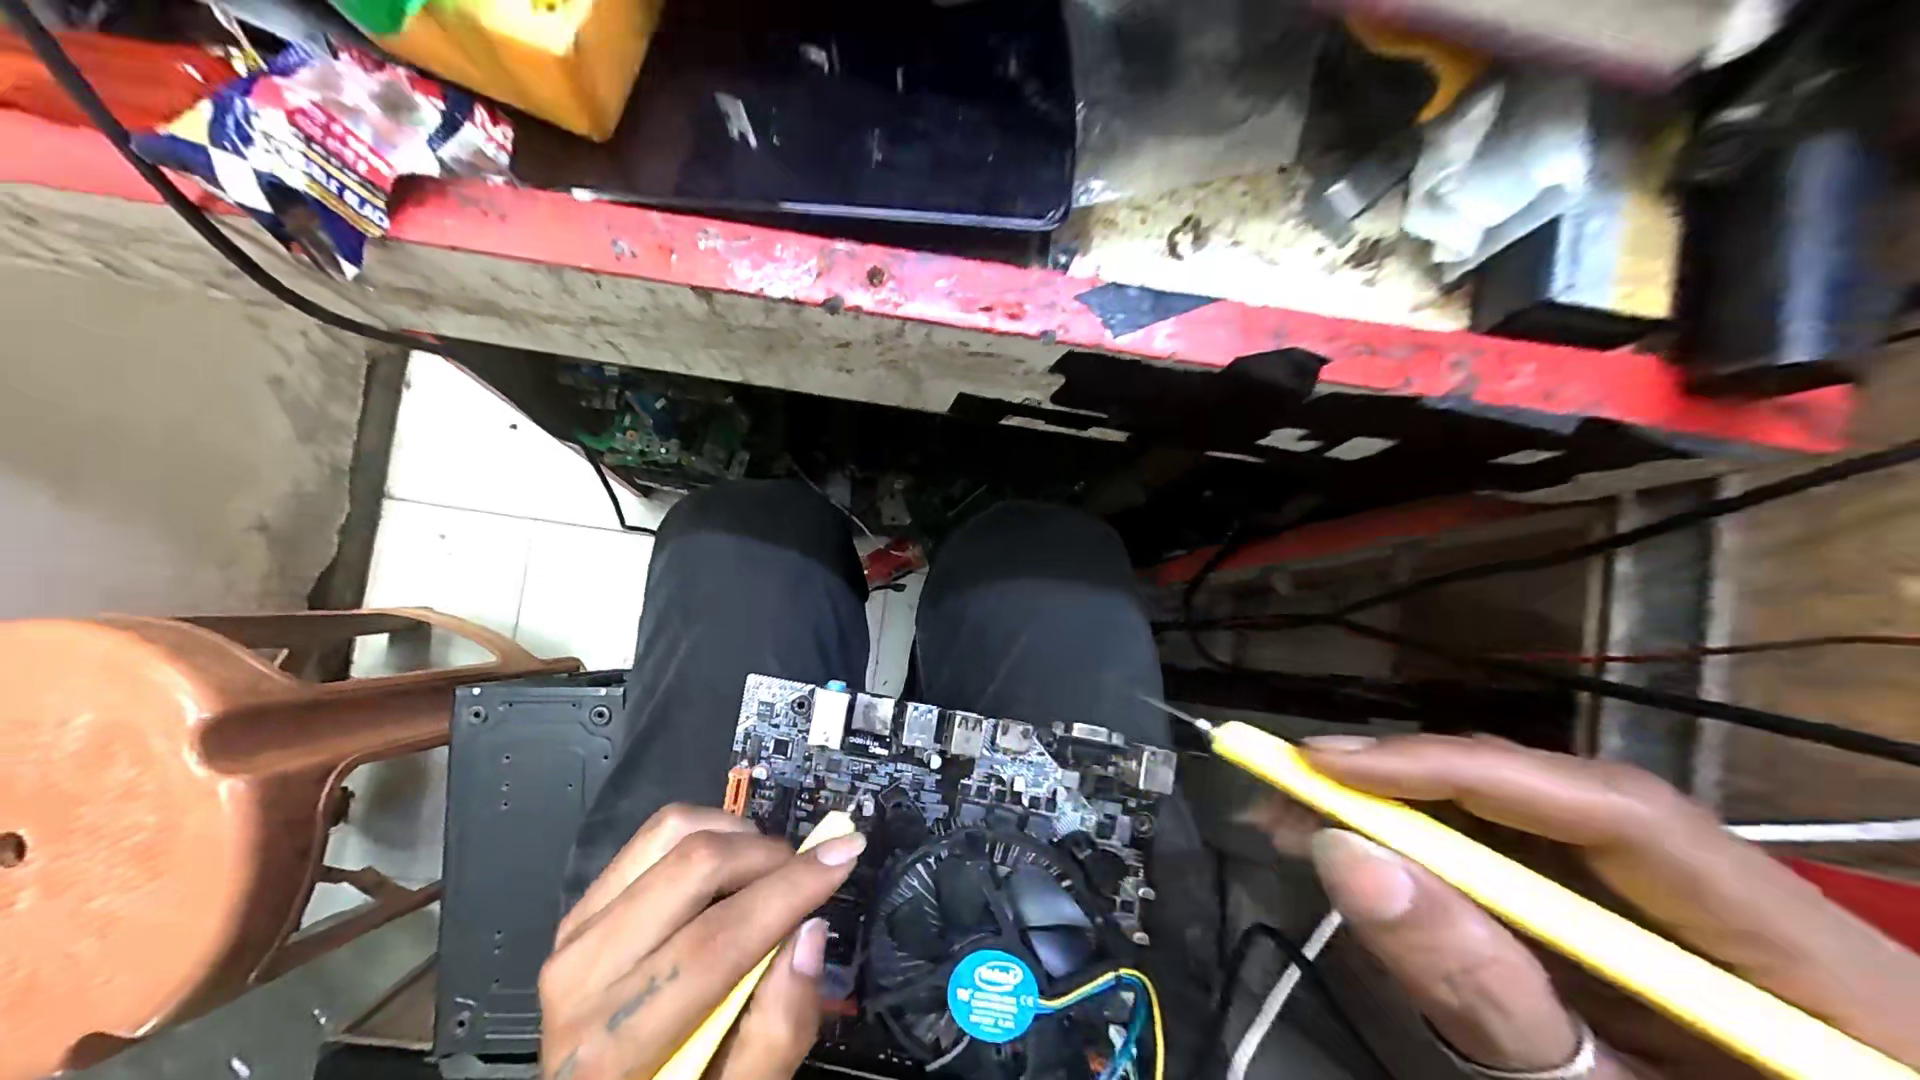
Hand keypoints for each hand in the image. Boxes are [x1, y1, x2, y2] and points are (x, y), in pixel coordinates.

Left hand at [540, 804, 865, 1079]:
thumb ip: (777, 1034)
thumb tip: (811, 931)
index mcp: (614, 1047)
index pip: (718, 942)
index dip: (791, 889)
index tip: (847, 852)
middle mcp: (581, 978)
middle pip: (695, 867)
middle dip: (770, 857)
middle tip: (807, 876)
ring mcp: (574, 934)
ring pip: (671, 833)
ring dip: (737, 838)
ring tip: (766, 872)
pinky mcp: (582, 907)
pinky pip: (652, 836)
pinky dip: (706, 832)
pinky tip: (728, 868)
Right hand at [1250, 734, 1919, 1077]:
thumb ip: (1483, 992)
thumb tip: (1341, 851)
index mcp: (1820, 965)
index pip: (1618, 811)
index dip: (1458, 770)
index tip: (1328, 761)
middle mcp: (1750, 906)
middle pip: (1554, 802)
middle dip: (1407, 786)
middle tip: (1287, 783)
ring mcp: (1684, 909)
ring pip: (1519, 822)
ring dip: (1398, 813)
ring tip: (1294, 814)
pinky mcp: (1622, 920)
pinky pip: (1510, 860)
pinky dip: (1422, 851)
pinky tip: (1357, 849)